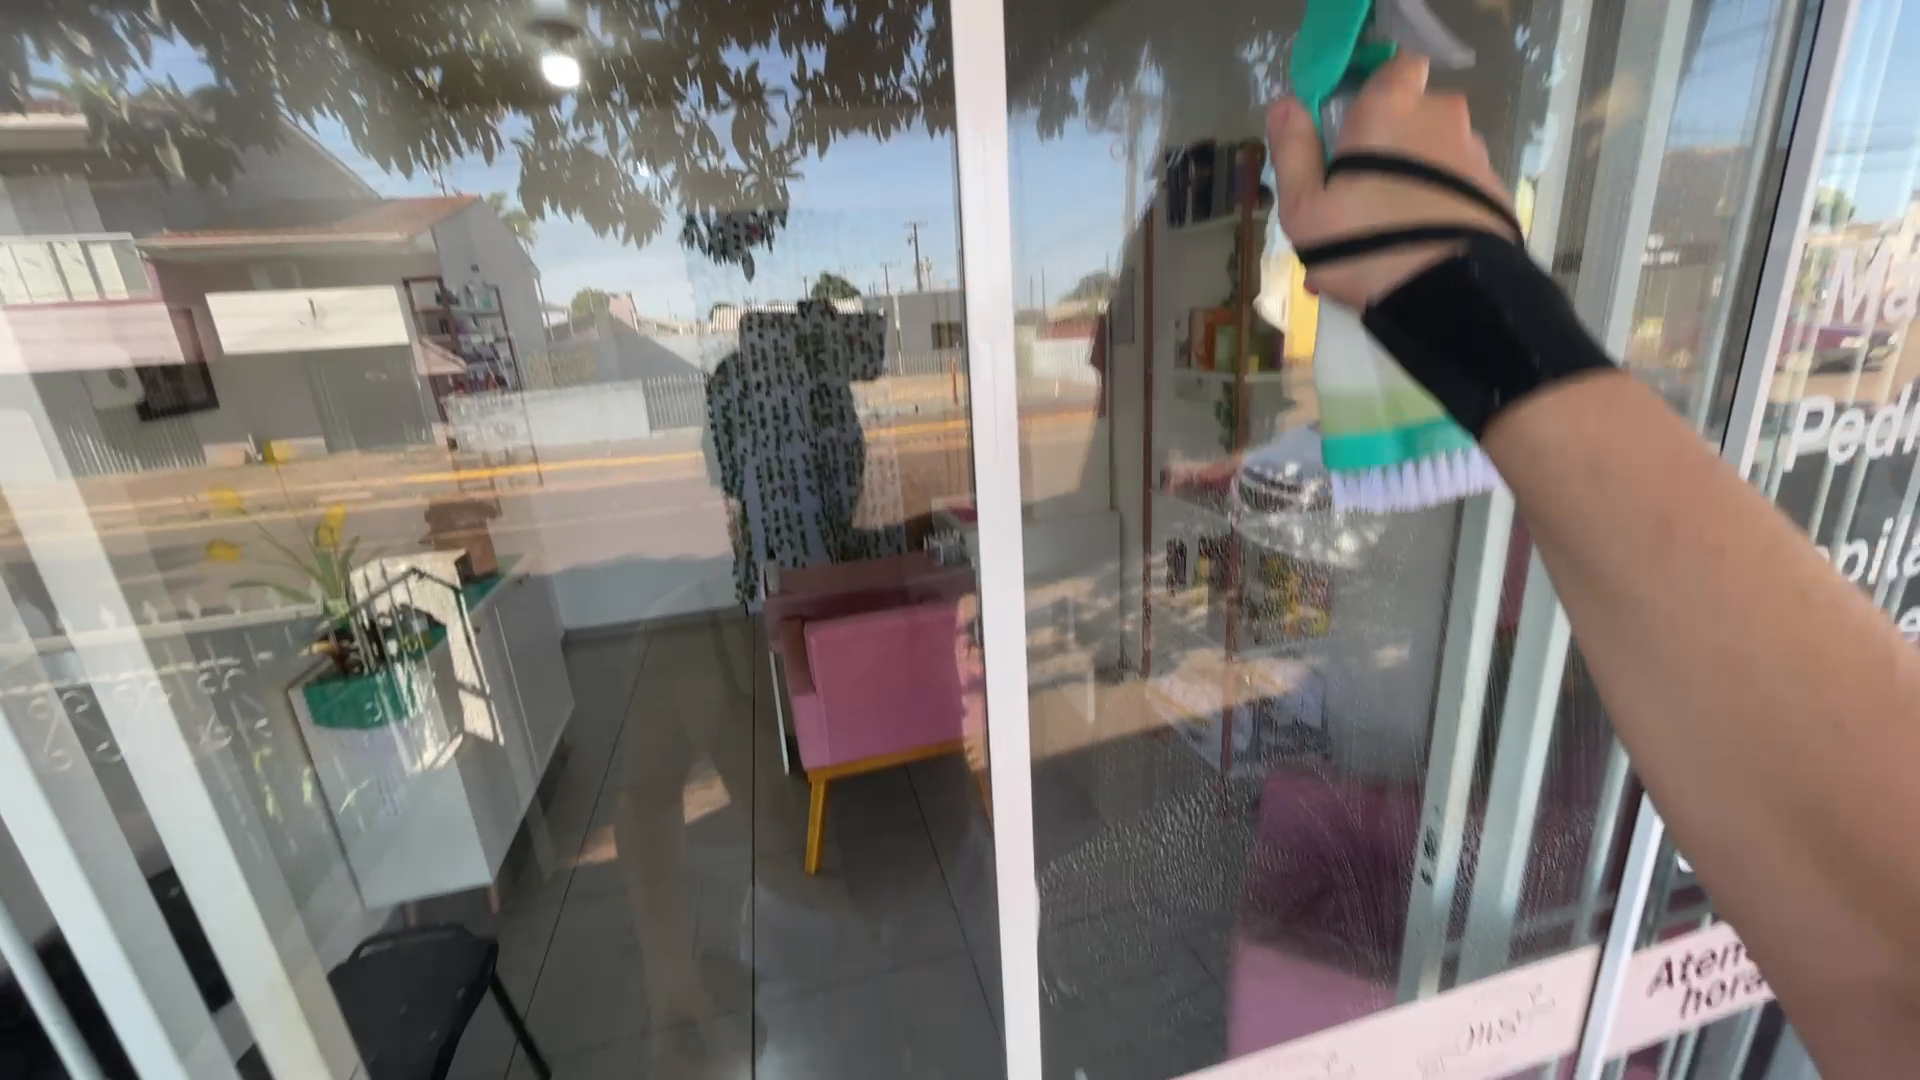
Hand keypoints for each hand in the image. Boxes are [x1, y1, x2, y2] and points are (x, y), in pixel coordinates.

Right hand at [1267, 52, 1517, 309]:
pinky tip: (1405, 252)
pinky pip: (1449, 189)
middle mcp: (1440, 117)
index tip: (1344, 131)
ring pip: (1427, 159)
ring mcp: (1472, 152)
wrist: (1445, 289)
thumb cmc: (1360, 242)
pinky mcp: (1491, 189)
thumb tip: (1283, 104)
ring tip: (1374, 241)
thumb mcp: (1304, 207)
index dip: (1372, 92)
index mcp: (1390, 110)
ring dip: (1403, 186)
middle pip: (1409, 118)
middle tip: (1350, 201)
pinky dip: (1428, 209)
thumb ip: (1293, 152)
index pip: (1395, 66)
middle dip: (1383, 150)